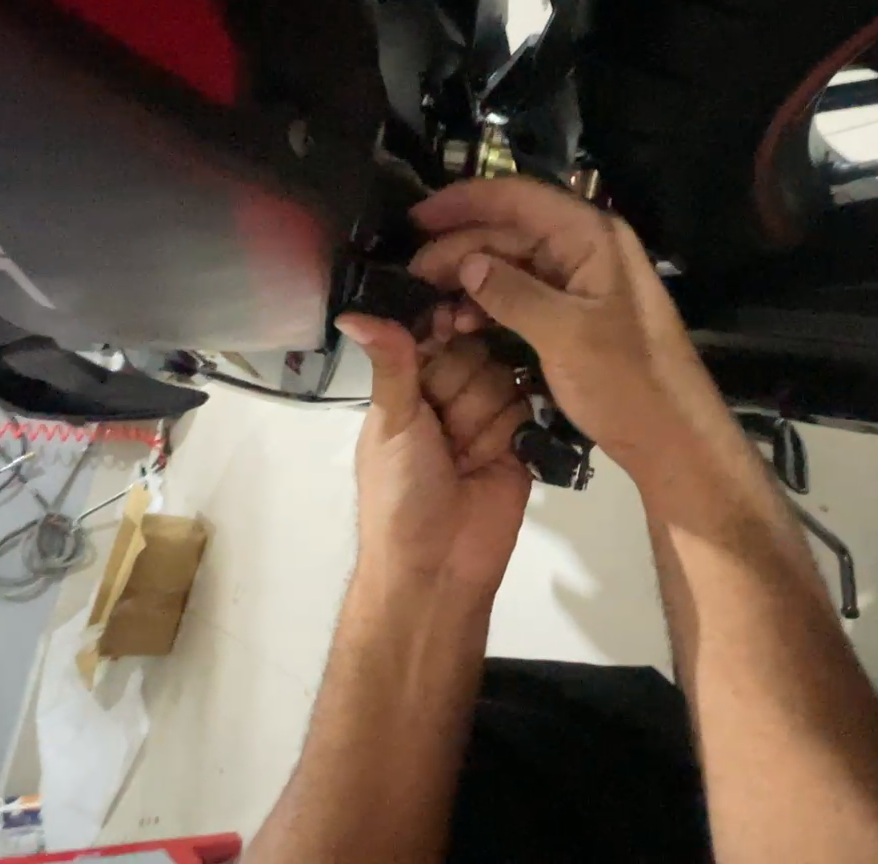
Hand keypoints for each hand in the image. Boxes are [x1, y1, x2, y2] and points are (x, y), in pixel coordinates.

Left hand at [337, 313, 533, 598]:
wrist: (440, 565)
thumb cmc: (401, 492)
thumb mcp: (391, 421)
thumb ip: (392, 361)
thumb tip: (349, 313)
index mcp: (412, 383)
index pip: (439, 331)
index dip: (449, 325)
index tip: (456, 323)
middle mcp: (451, 392)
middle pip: (478, 349)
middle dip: (463, 388)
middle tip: (444, 431)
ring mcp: (488, 415)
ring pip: (504, 377)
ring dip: (483, 419)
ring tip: (464, 458)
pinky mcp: (520, 439)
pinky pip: (528, 407)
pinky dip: (510, 430)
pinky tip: (494, 456)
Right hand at [407, 178, 736, 480]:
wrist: (672, 436)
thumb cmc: (628, 382)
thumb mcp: (566, 335)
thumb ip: (513, 294)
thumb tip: (465, 264)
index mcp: (591, 237)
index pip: (519, 199)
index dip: (464, 202)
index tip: (417, 217)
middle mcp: (585, 249)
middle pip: (510, 231)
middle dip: (460, 248)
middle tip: (413, 274)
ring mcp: (580, 281)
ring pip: (512, 264)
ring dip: (471, 280)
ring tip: (430, 302)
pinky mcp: (573, 313)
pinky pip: (523, 295)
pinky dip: (490, 305)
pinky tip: (461, 323)